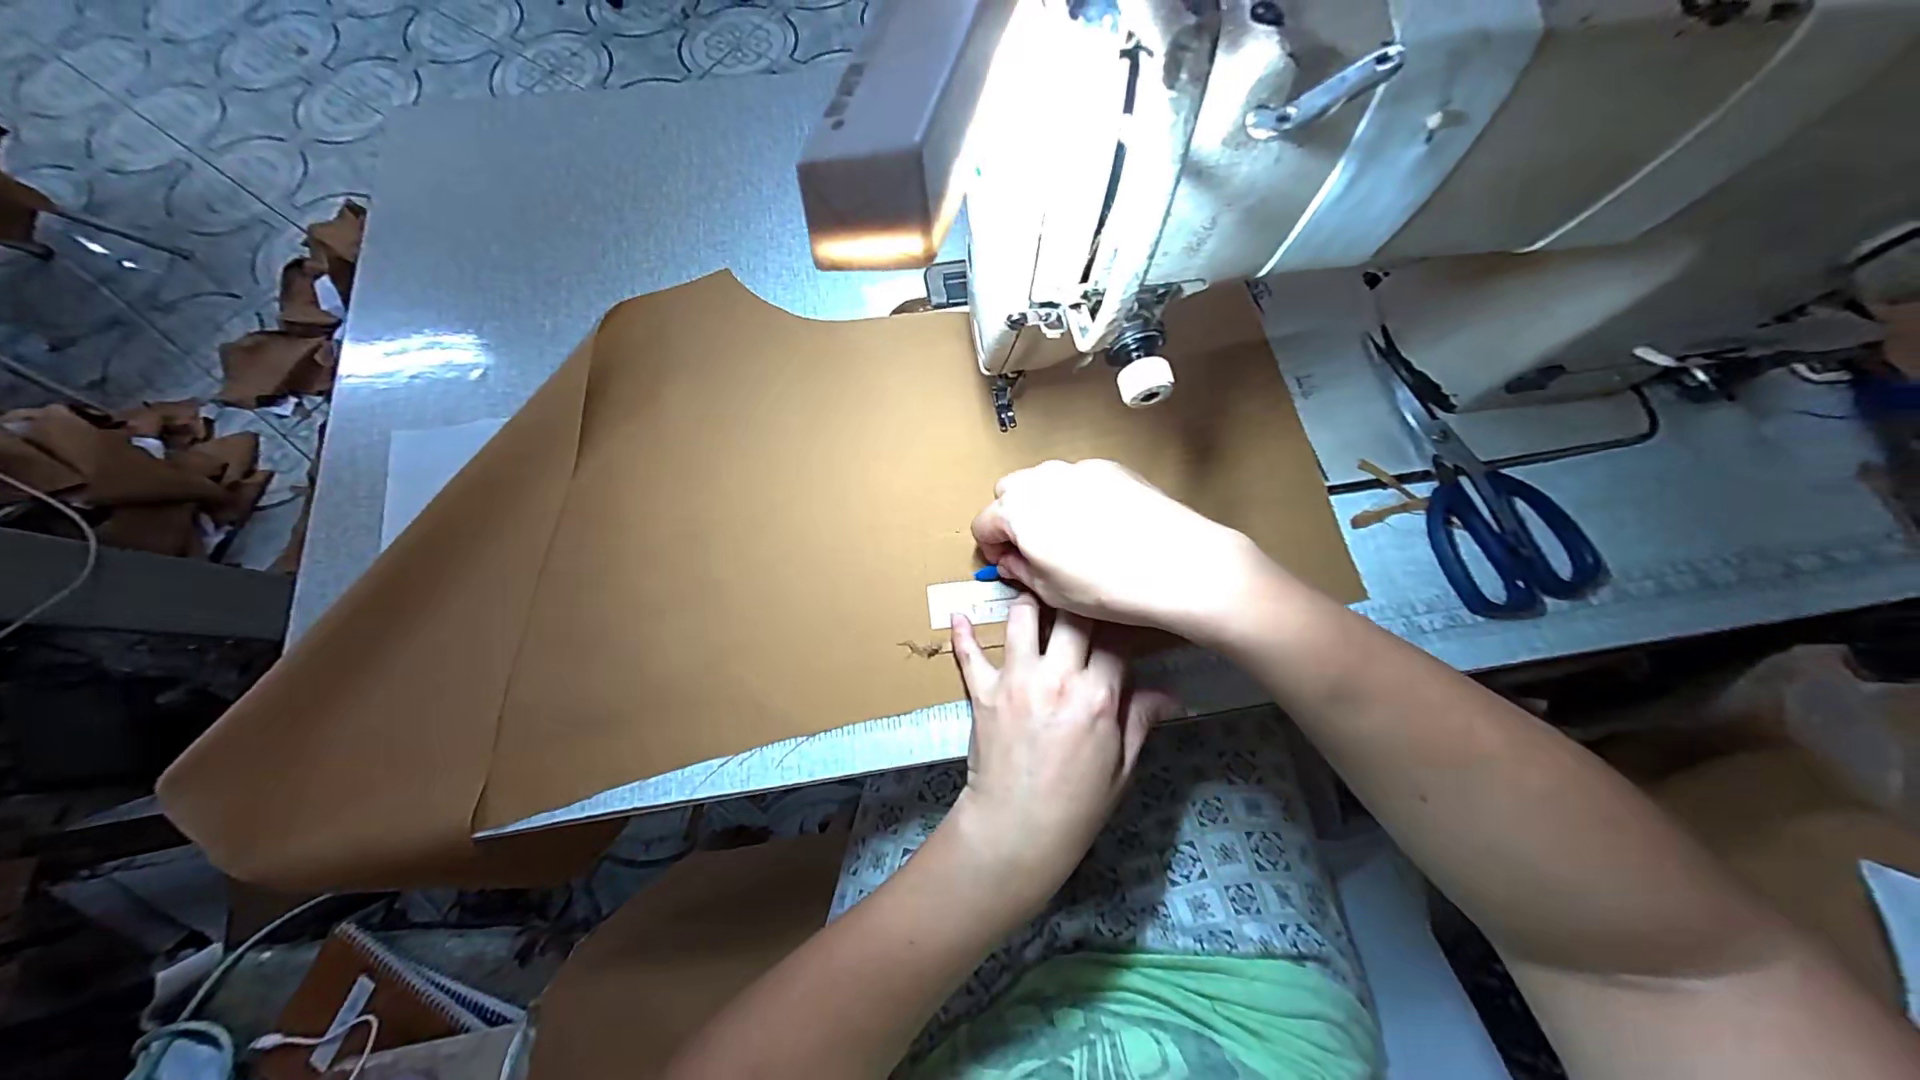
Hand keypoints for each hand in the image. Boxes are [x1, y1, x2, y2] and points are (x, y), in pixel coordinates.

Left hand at [944, 600, 1175, 911]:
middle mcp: (1056, 677)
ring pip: (1021, 619)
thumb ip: (1140, 720)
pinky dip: (962, 633)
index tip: (1122, 613)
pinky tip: (960, 615)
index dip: (1121, 621)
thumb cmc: (1078, 804)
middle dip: (1077, 600)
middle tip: (1078, 594)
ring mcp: (1015, 680)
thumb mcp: (1122, 766)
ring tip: (1034, 595)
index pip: (1114, 639)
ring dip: (1029, 603)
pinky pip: (968, 654)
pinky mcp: (982, 691)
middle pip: (1071, 615)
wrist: (1017, 830)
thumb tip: (1171, 694)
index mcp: (1097, 696)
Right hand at [971, 459, 1276, 641]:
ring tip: (1064, 536)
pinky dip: (1074, 496)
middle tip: (1030, 548)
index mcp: (1018, 512)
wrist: (1177, 565)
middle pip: (1007, 493)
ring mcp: (1078, 470)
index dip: (990, 548)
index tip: (1005, 563)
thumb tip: (1012, 562)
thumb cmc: (1113, 585)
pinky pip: (1076, 478)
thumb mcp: (1052, 591)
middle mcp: (1043, 481)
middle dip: (1010, 518)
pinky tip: (1096, 525)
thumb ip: (1021, 570)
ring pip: (1042, 481)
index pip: (983, 523)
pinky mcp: (1110, 469)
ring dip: (1040, 504)